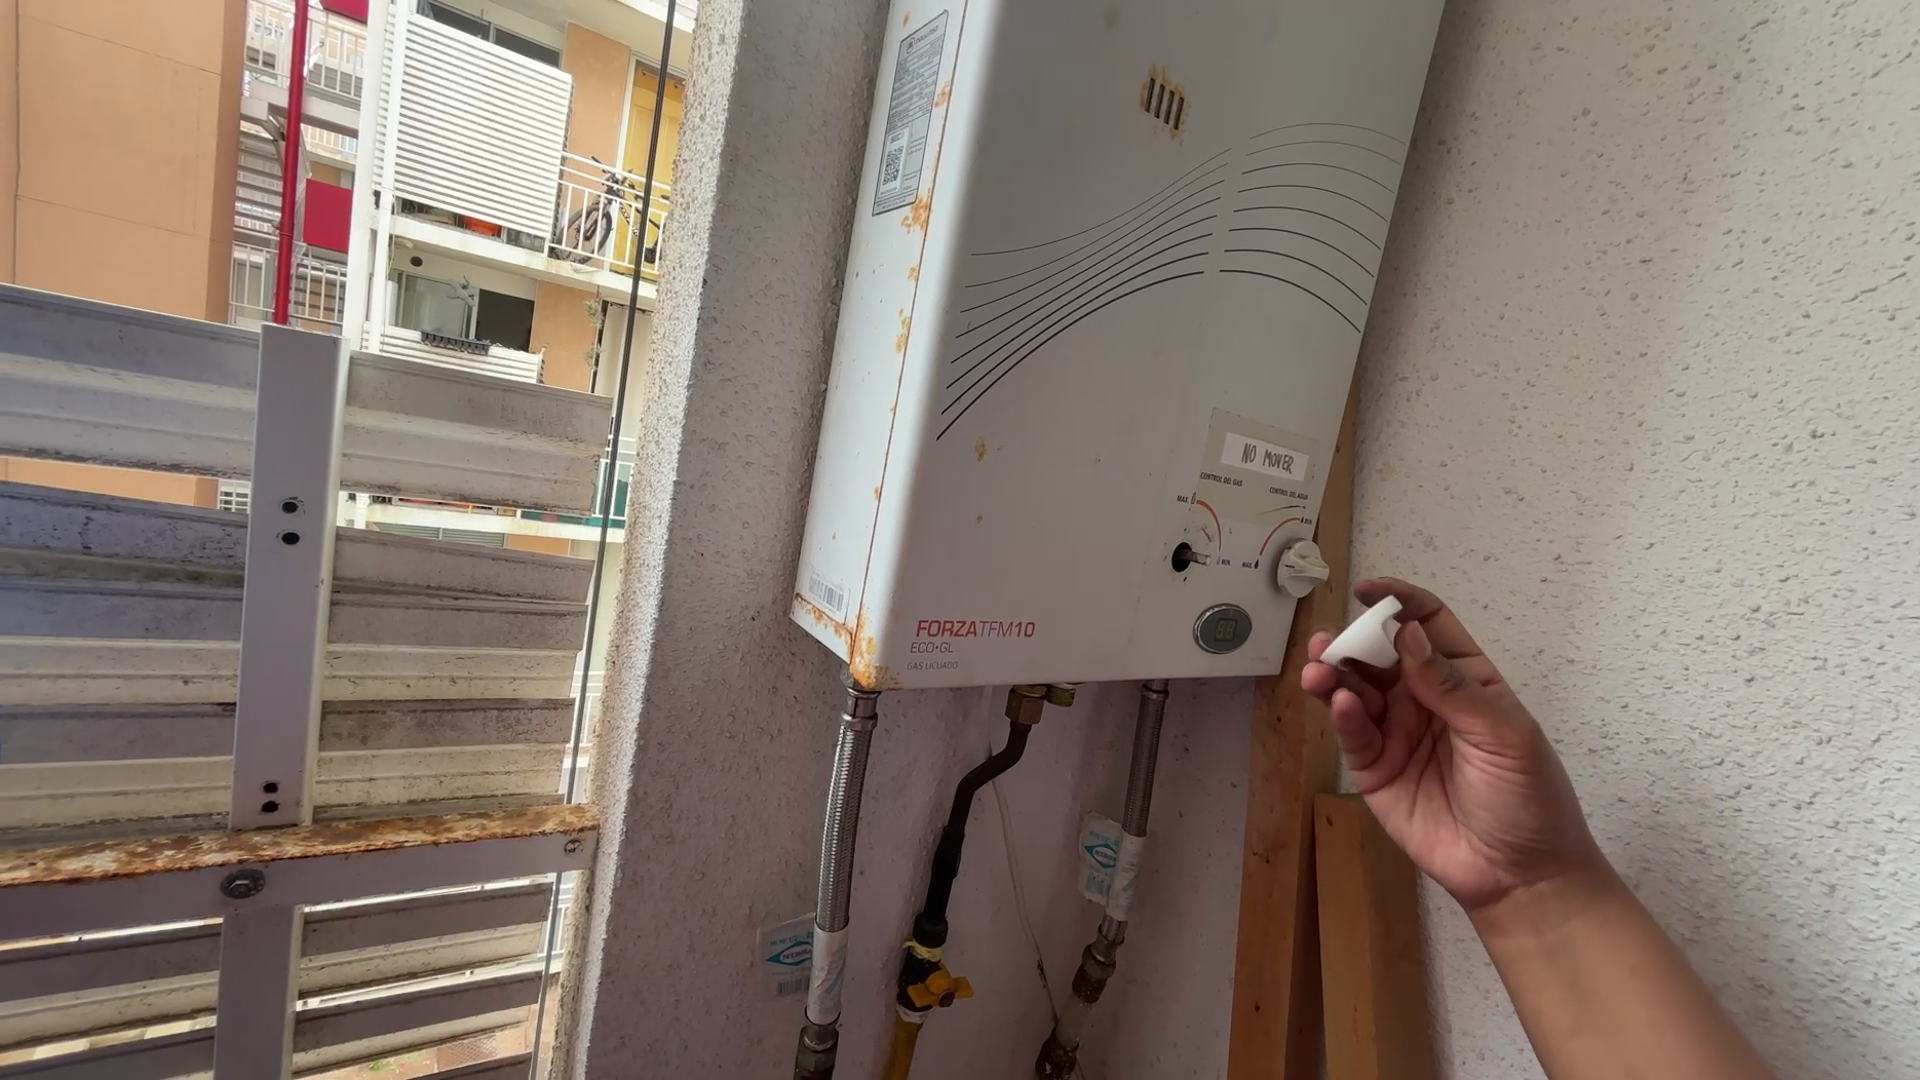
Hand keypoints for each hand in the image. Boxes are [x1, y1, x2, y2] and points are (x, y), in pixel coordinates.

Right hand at [1301, 578, 1606, 913]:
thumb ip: (1451, 685)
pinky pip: (1349, 730)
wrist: (1519, 877)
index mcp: (1460, 677)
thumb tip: (1406, 632)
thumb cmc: (1528, 798)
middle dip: (1349, 640)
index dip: (1396, 601)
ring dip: (1332, 673)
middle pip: (1375, 653)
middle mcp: (1419, 696)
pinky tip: (1341, 705)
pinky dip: (1340, 714)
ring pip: (1351, 686)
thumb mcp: (1504, 735)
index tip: (1368, 591)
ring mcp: (1391, 729)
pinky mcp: (1370, 763)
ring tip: (1319, 670)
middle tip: (1329, 642)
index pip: (1423, 624)